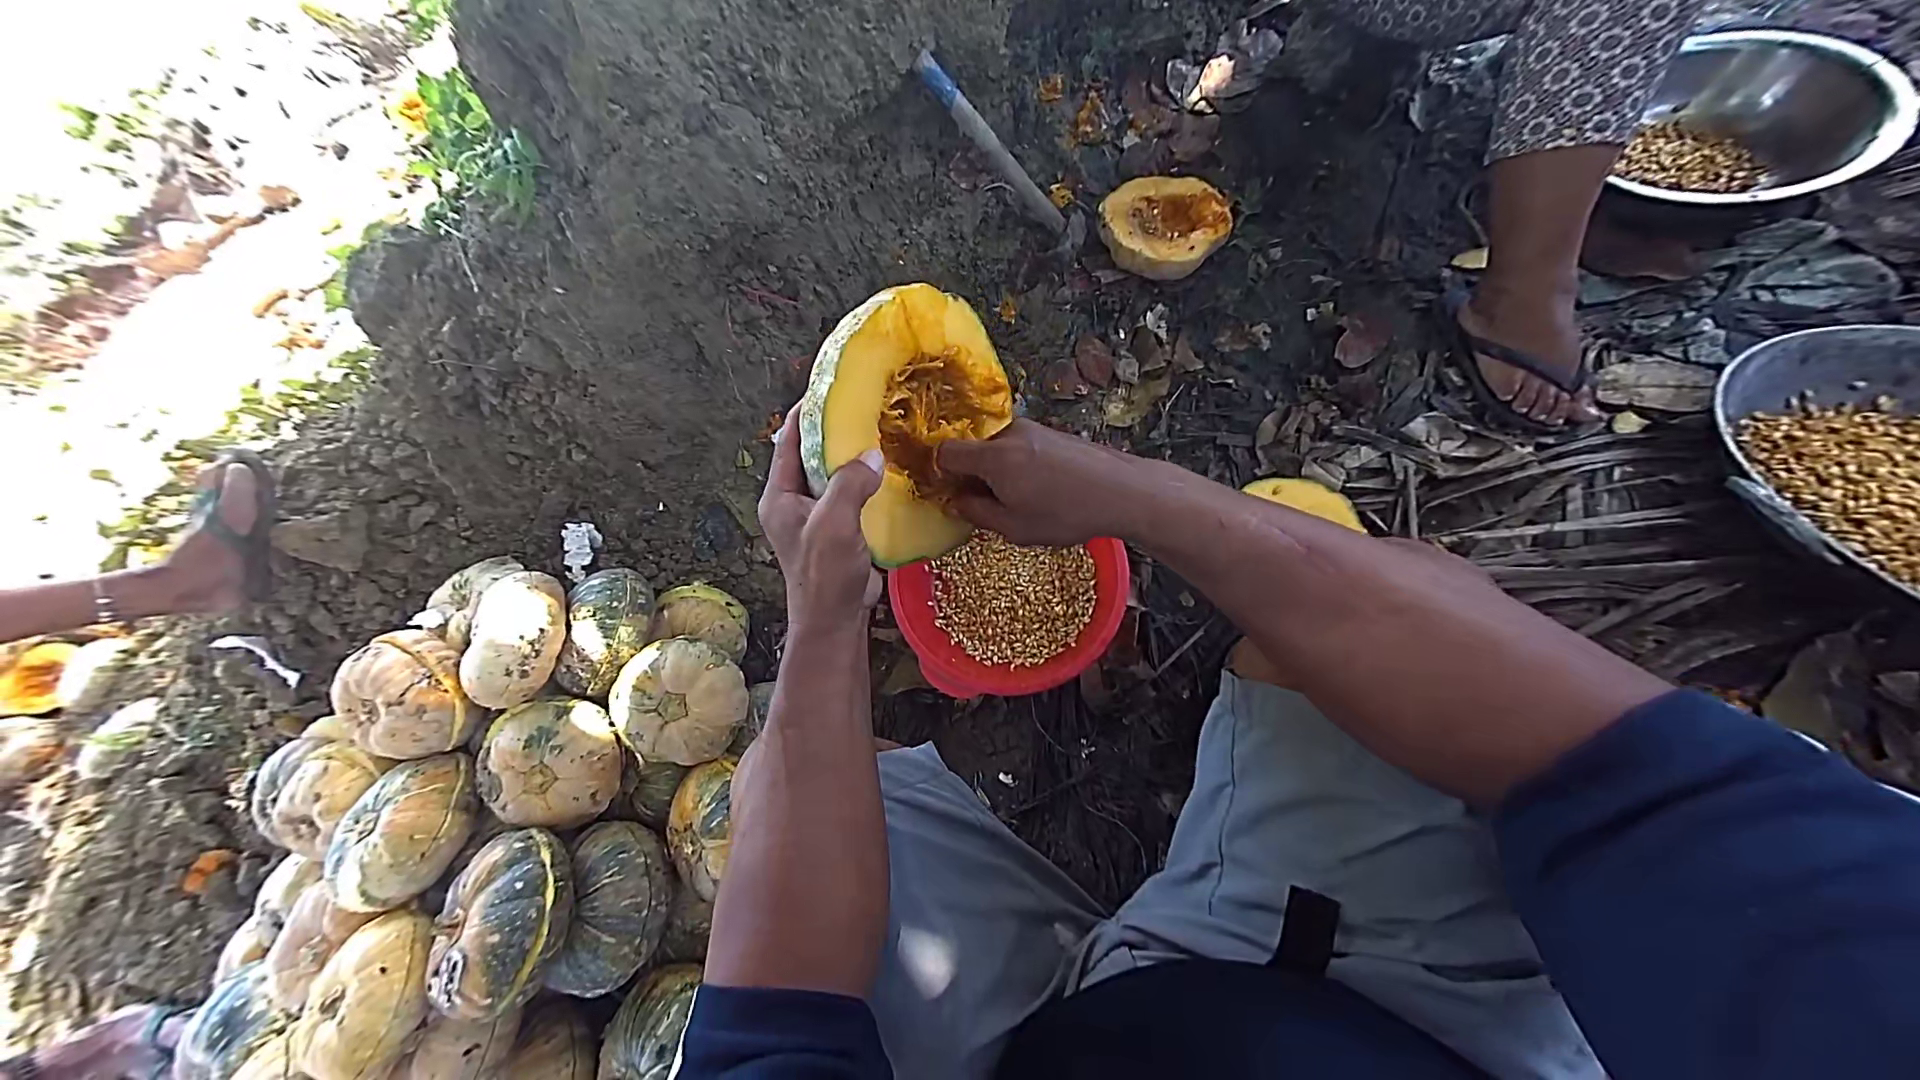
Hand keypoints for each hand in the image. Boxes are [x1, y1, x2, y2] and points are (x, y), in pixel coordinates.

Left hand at [759, 409, 884, 628]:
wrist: (835, 619)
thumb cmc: (824, 575)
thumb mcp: (833, 524)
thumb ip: (849, 485)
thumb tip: (872, 455)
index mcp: (779, 495)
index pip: (789, 441)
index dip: (807, 412)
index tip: (832, 389)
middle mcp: (793, 500)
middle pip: (811, 453)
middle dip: (835, 431)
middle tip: (865, 408)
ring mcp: (815, 514)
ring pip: (833, 473)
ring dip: (852, 456)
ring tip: (880, 433)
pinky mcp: (837, 527)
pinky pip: (849, 493)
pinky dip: (864, 480)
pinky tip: (887, 470)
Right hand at [937, 419, 1144, 545]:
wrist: (1124, 491)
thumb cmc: (1066, 514)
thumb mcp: (1014, 527)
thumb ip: (976, 512)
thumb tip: (955, 501)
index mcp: (994, 456)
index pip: (946, 452)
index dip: (940, 473)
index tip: (949, 494)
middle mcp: (1010, 434)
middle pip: (974, 450)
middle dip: (974, 476)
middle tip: (992, 506)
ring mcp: (1033, 429)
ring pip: (998, 450)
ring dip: (999, 473)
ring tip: (1026, 501)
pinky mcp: (1052, 432)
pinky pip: (1020, 448)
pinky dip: (1020, 467)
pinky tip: (1044, 489)